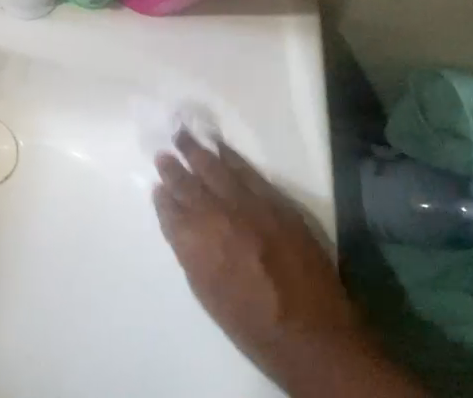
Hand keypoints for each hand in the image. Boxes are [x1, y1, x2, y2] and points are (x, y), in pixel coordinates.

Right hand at [155, 135, 423, 396]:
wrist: (314, 336)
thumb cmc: (252, 324)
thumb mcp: (205, 290)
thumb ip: (188, 249)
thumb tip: (178, 220)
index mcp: (194, 241)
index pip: (169, 207)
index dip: (163, 195)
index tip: (158, 185)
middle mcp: (217, 215)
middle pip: (189, 182)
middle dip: (174, 166)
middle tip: (165, 151)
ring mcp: (250, 206)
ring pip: (218, 168)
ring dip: (199, 152)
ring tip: (185, 136)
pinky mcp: (279, 205)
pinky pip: (249, 173)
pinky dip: (232, 159)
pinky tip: (222, 151)